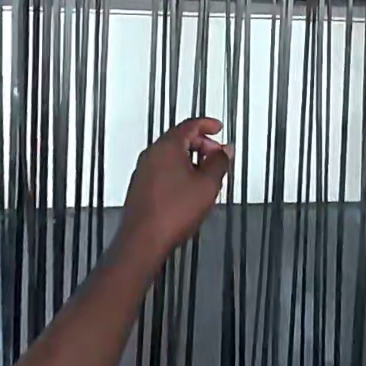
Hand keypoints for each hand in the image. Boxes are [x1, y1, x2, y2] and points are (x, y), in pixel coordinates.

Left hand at [117, 117, 231, 263]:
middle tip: (216, 153)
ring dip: (190, 159)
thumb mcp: (207, 185)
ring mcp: (143, 170)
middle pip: (179, 139)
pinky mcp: (140, 186)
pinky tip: (188, 189)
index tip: (216, 127)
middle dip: (201, 144)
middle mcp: (152, 154)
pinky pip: (162, 170)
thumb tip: (224, 151)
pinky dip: (177, 171)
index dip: (207, 125)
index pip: (190, 125)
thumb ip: (219, 162)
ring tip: (205, 174)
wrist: (143, 240)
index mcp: (167, 147)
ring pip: (170, 155)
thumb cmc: (170, 213)